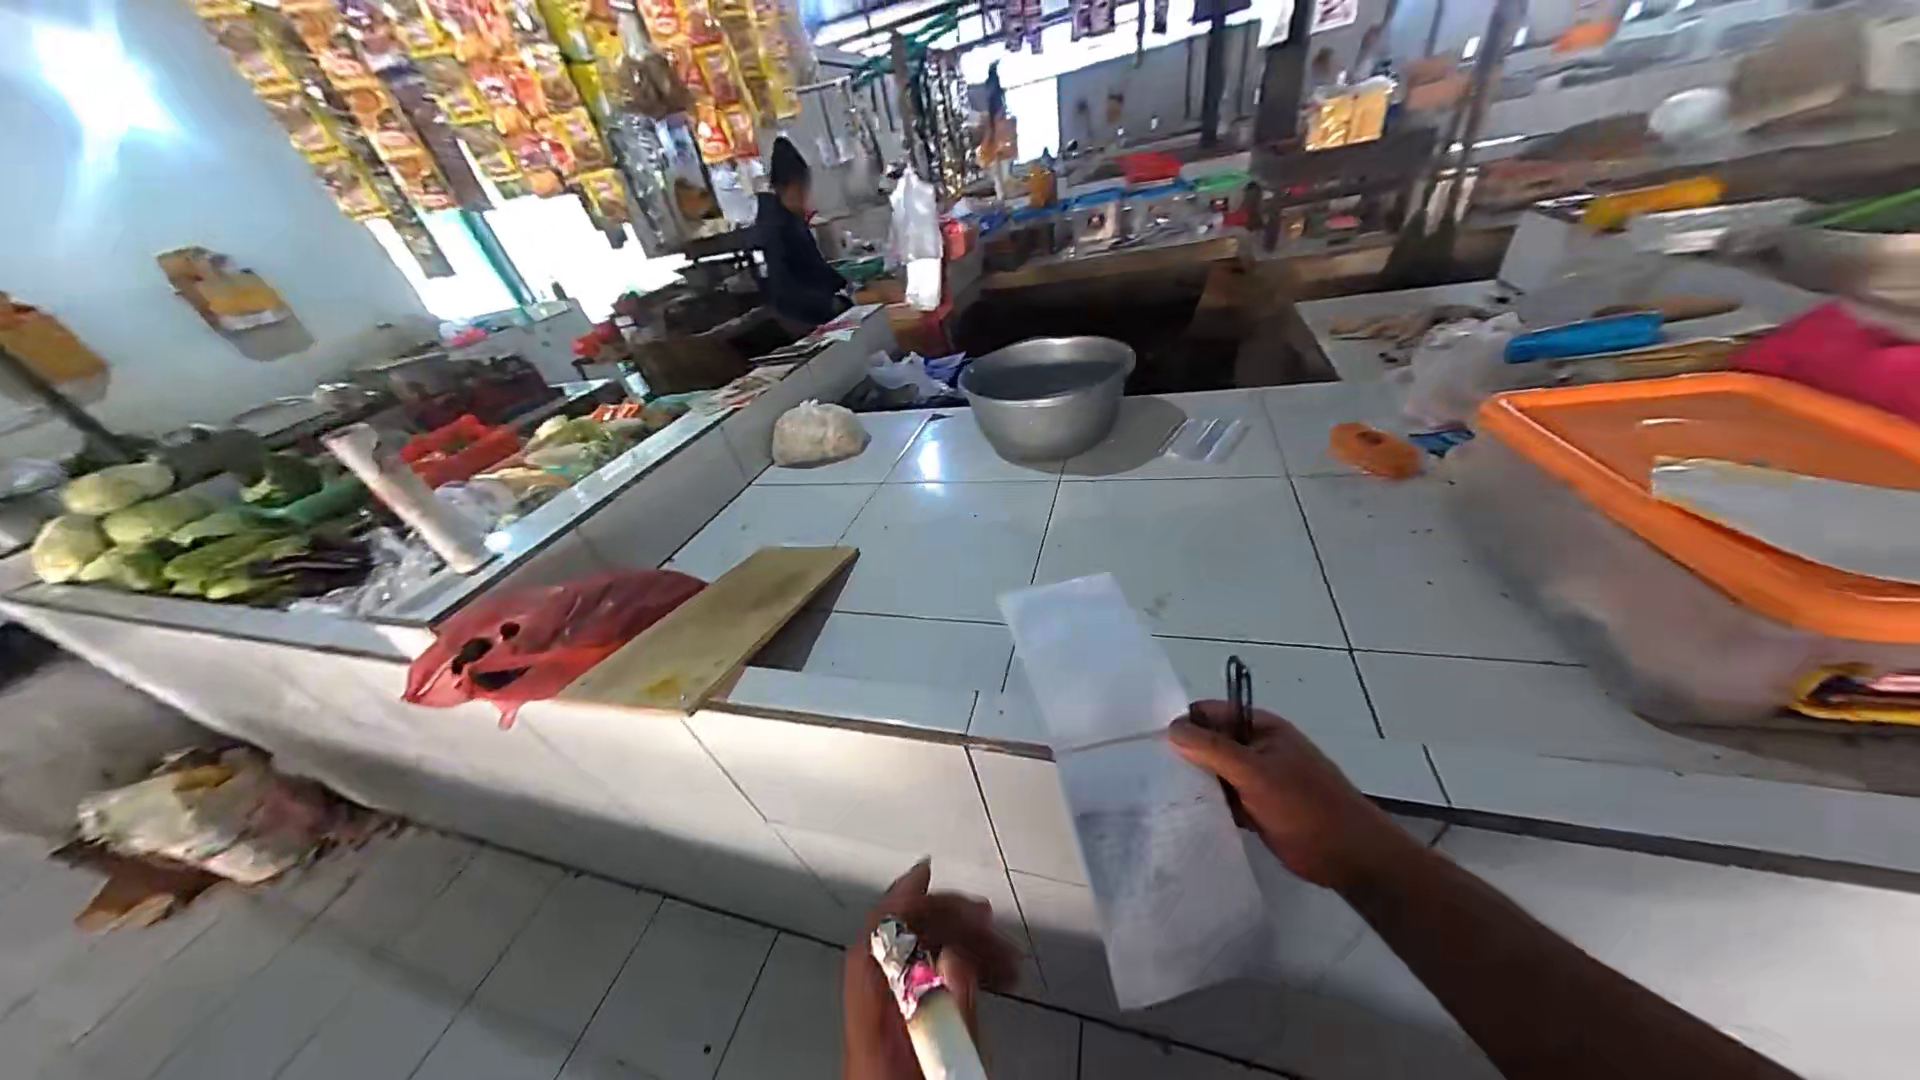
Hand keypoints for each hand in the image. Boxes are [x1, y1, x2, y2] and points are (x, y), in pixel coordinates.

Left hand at [842, 859, 1021, 1079]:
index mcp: (871, 1022)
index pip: (876, 938)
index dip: (900, 896)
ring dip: (963, 942)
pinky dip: (960, 970)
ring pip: (921, 957)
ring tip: (1000, 949)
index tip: (925, 870)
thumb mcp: (944, 1067)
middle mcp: (875, 1020)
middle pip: (904, 940)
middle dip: (949, 918)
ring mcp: (888, 1026)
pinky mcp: (906, 1034)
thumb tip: (956, 956)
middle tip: (984, 917)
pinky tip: (989, 972)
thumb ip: (951, 1011)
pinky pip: (929, 982)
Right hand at [1169, 702, 1421, 890]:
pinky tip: (1184, 812)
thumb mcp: (1255, 772)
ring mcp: (1256, 778)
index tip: (1156, 744)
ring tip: (1161, 792)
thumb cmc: (1306, 806)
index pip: (1210, 713)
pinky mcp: (1255, 806)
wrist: (1352, 858)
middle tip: (1152, 771)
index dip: (1185, 724)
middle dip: (1185, 754)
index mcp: (1260, 727)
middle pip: (1208, 742)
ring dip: (1195, 781)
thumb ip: (1213, 748)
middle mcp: (1255, 747)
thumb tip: (1172, 729)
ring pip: (1213, 771)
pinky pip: (1222, 797)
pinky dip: (1208, 803)